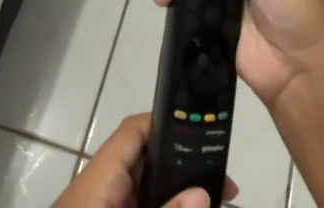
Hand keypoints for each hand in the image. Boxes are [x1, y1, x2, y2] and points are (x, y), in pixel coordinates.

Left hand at [53, 113, 235, 207]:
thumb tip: (202, 193)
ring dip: (176, 197)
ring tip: (216, 204)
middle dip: (184, 168)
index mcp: (99, 179)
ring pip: (146, 192)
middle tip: (224, 185)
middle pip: (147, 163)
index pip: (135, 132)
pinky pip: (137, 207)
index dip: (168, 124)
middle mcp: (99, 189)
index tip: (206, 135)